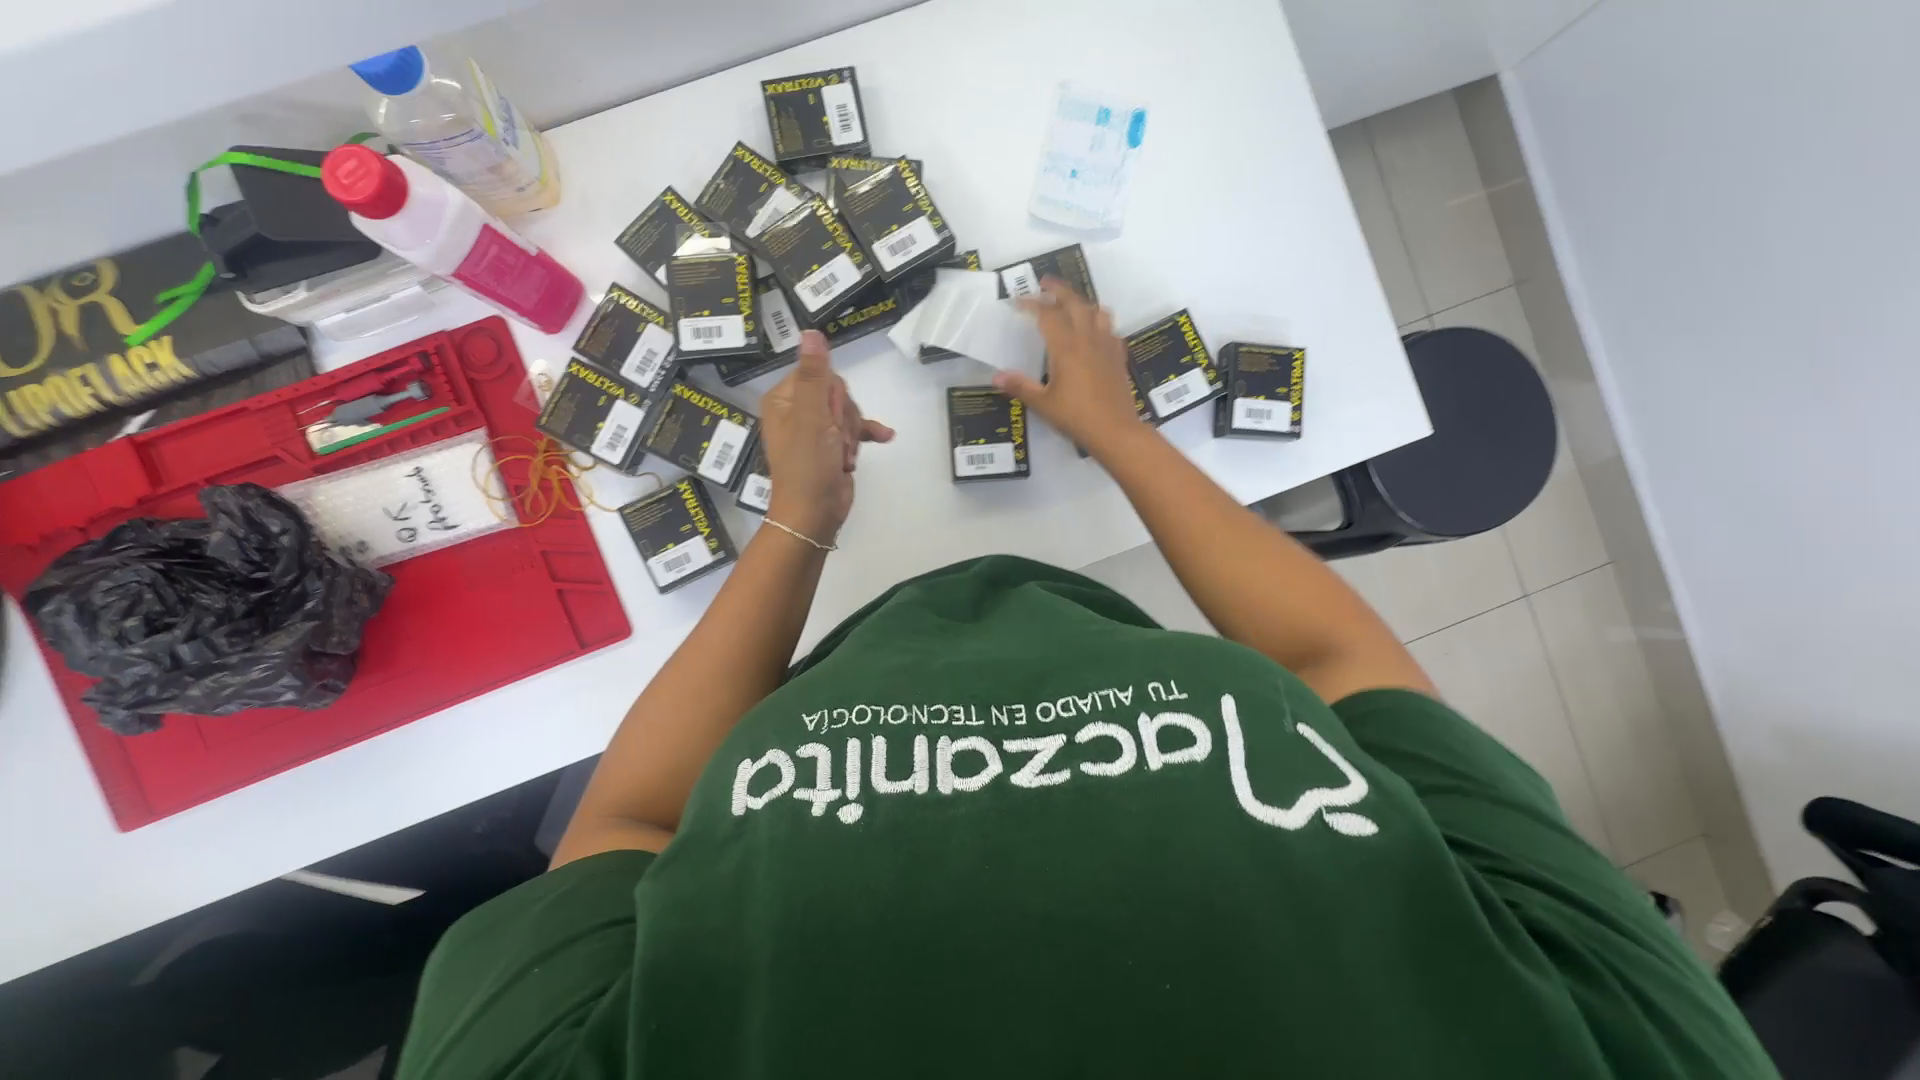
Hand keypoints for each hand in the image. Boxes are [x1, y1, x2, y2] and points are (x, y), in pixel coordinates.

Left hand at [758, 331, 893, 543]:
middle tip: (836, 442)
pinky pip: (856, 431)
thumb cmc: (807, 465)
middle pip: (837, 393)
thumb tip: (811, 331)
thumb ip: (813, 373)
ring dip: (853, 434)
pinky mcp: (831, 448)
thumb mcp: (811, 416)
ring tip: (844, 457)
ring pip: (848, 413)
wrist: (813, 515)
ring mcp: (815, 431)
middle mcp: (796, 411)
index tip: (830, 418)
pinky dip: (866, 435)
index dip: (834, 396)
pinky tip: (885, 437)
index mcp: (784, 399)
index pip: (820, 374)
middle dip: (845, 419)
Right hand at [993, 277, 1145, 454]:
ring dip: (1082, 302)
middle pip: (1074, 302)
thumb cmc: (1075, 417)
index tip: (1018, 302)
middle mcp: (1087, 338)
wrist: (1115, 431)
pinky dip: (1100, 322)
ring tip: (1071, 304)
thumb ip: (1020, 386)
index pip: (1046, 314)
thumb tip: (996, 377)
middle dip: (1058, 290)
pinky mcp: (1118, 356)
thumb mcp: (1042, 404)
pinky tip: (1094, 332)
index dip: (1031, 303)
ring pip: (1096, 310)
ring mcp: (1106, 345)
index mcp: (1065, 346)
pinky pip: (1110, 329)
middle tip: (1045, 284)